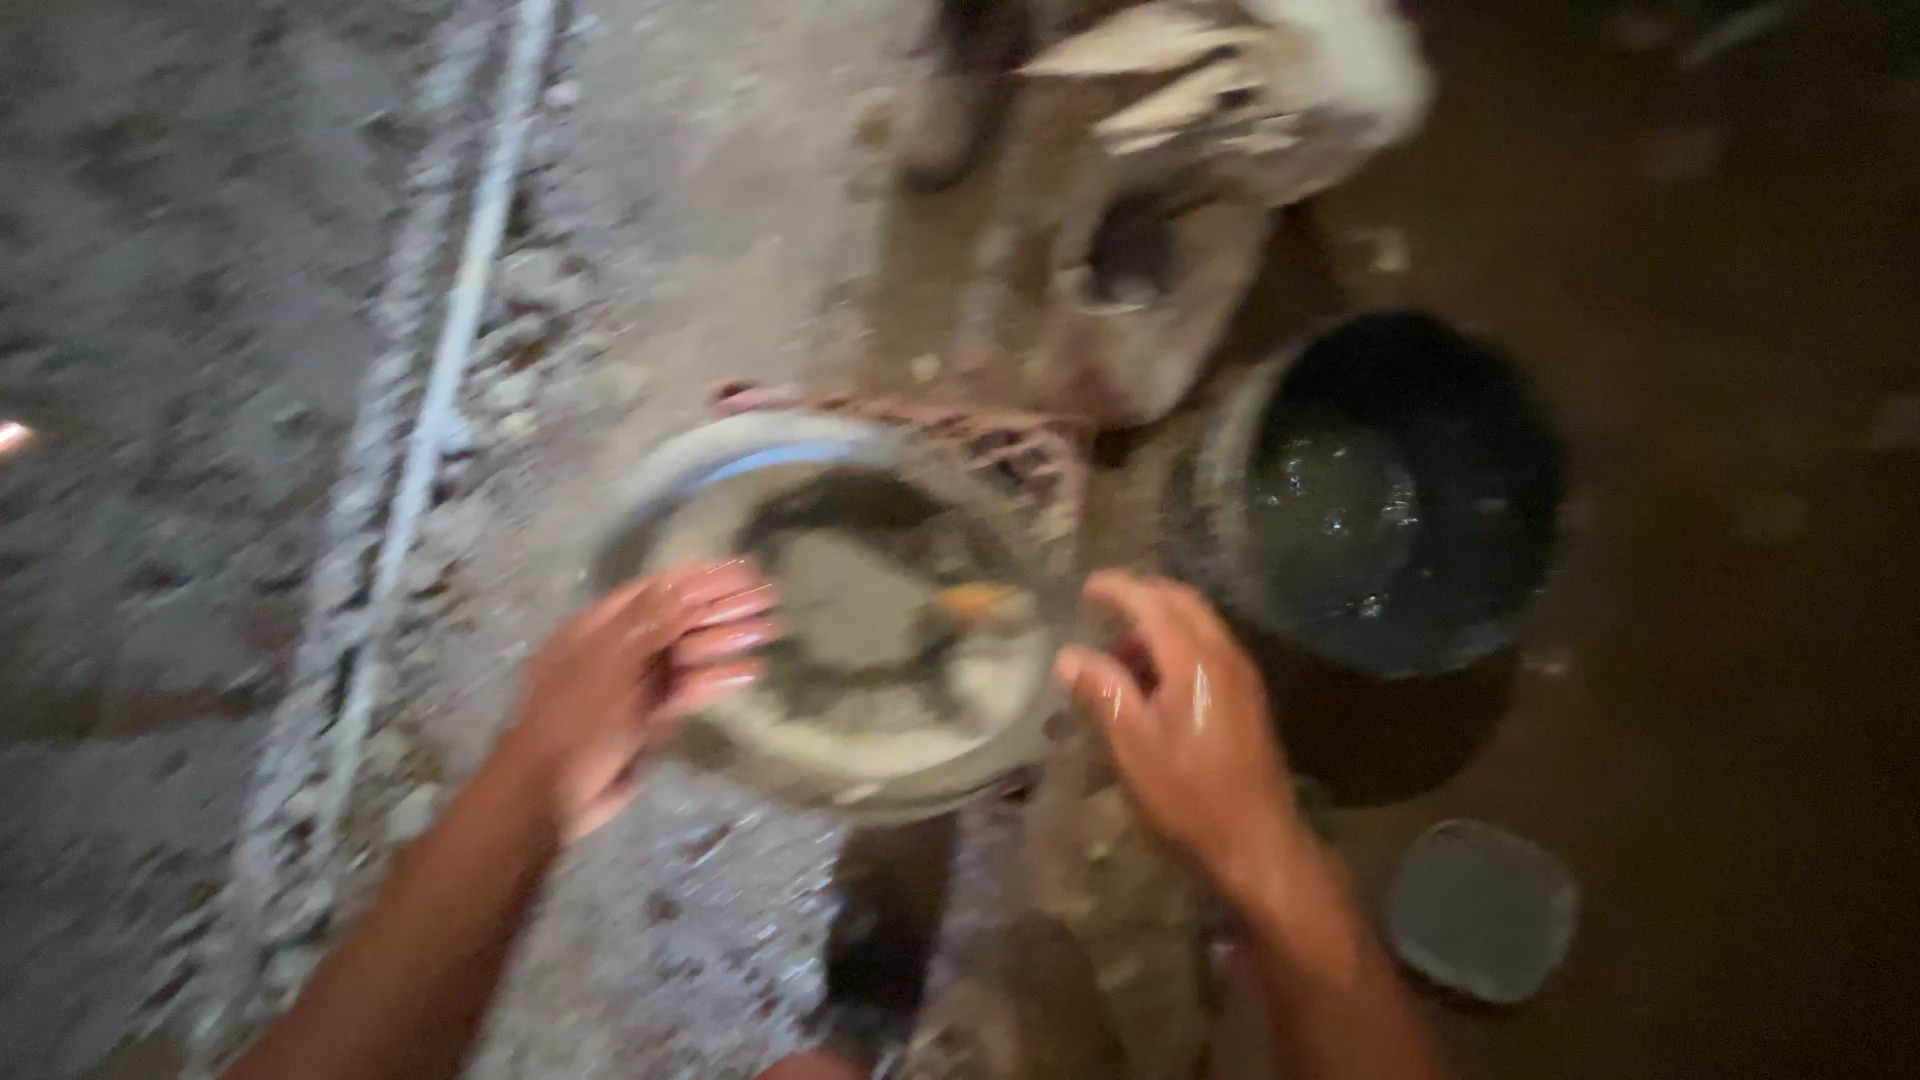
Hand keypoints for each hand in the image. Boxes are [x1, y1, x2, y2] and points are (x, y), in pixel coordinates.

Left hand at [500, 560, 780, 840]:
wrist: (551, 794)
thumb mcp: (611, 662)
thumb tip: (686, 583)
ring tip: (770, 629)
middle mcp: (622, 648)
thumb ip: (651, 621)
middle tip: (769, 597)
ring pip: (691, 652)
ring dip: (730, 638)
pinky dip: (720, 679)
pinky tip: (752, 671)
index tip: (744, 570)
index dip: (702, 577)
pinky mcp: (652, 715)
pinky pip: (691, 688)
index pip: (660, 590)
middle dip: (725, 606)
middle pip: (681, 618)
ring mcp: (638, 682)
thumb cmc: (576, 719)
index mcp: (601, 627)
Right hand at [1055, 570, 1309, 898]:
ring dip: (1159, 622)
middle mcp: (1224, 656)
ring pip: (1198, 624)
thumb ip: (1103, 691)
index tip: (1087, 585)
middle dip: (1143, 594)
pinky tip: (1153, 680)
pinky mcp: (1247, 697)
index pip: (1152, 603)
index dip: (1118, 588)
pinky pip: (1208, 648)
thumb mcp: (1133, 746)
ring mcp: (1241, 676)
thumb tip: (1069, 654)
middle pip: (1183, 602)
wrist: (1259, 845)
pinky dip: (1176, 644)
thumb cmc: (1189, 796)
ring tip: (1119, 655)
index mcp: (1195, 662)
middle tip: (1104, 604)